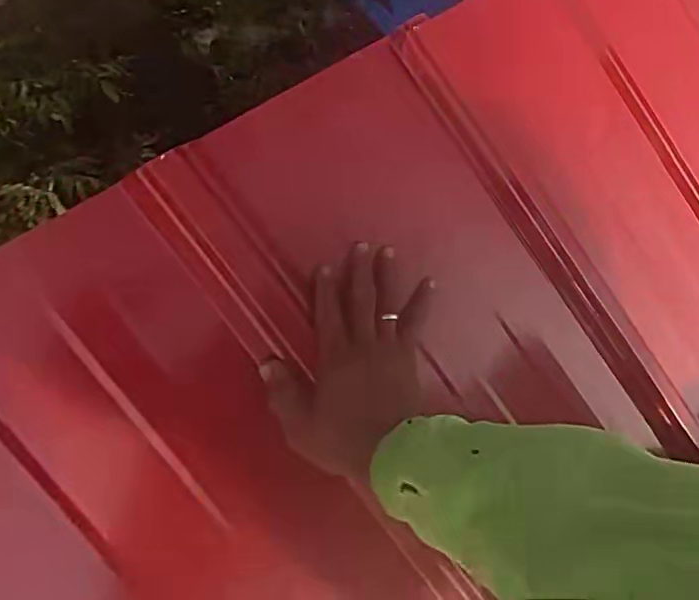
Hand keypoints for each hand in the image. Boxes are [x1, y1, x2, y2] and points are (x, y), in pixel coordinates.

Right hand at [261, 243, 434, 481]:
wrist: (391, 453)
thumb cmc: (342, 441)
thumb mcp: (301, 425)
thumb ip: (284, 392)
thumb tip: (267, 362)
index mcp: (334, 357)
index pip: (327, 315)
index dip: (324, 290)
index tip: (324, 266)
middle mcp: (362, 344)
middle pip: (359, 300)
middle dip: (357, 272)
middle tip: (360, 245)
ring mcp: (388, 347)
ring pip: (386, 303)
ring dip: (386, 275)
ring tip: (387, 250)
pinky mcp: (408, 355)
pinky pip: (415, 322)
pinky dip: (423, 301)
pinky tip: (431, 282)